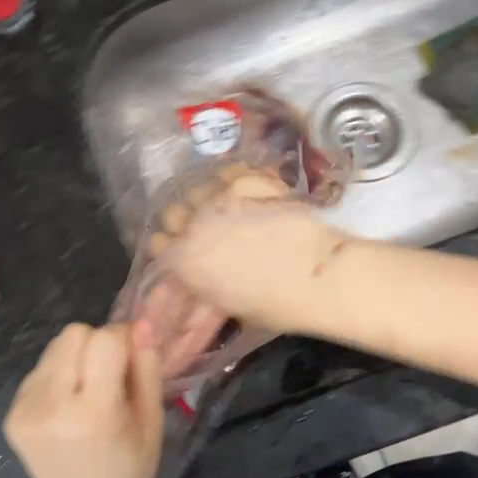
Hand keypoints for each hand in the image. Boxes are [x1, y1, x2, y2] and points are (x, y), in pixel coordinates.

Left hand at [5, 323, 164, 477]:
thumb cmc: (130, 472)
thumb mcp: (152, 421)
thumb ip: (146, 367)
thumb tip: (139, 322)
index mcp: (94, 412)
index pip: (104, 339)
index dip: (122, 340)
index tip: (131, 358)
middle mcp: (53, 407)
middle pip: (74, 334)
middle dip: (96, 344)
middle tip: (108, 378)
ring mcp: (26, 411)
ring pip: (54, 347)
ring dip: (74, 358)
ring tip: (85, 393)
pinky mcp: (12, 415)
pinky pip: (39, 370)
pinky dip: (56, 377)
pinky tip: (66, 408)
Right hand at [160, 195, 347, 333]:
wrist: (319, 276)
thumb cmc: (278, 305)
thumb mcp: (230, 304)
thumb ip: (205, 285)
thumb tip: (202, 277)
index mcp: (185, 262)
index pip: (158, 243)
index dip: (172, 247)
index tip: (186, 250)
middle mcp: (193, 226)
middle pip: (174, 212)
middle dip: (188, 220)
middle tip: (209, 229)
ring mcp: (219, 199)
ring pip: (200, 188)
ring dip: (209, 198)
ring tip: (228, 205)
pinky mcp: (246, 180)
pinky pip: (229, 172)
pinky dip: (235, 178)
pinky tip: (248, 188)